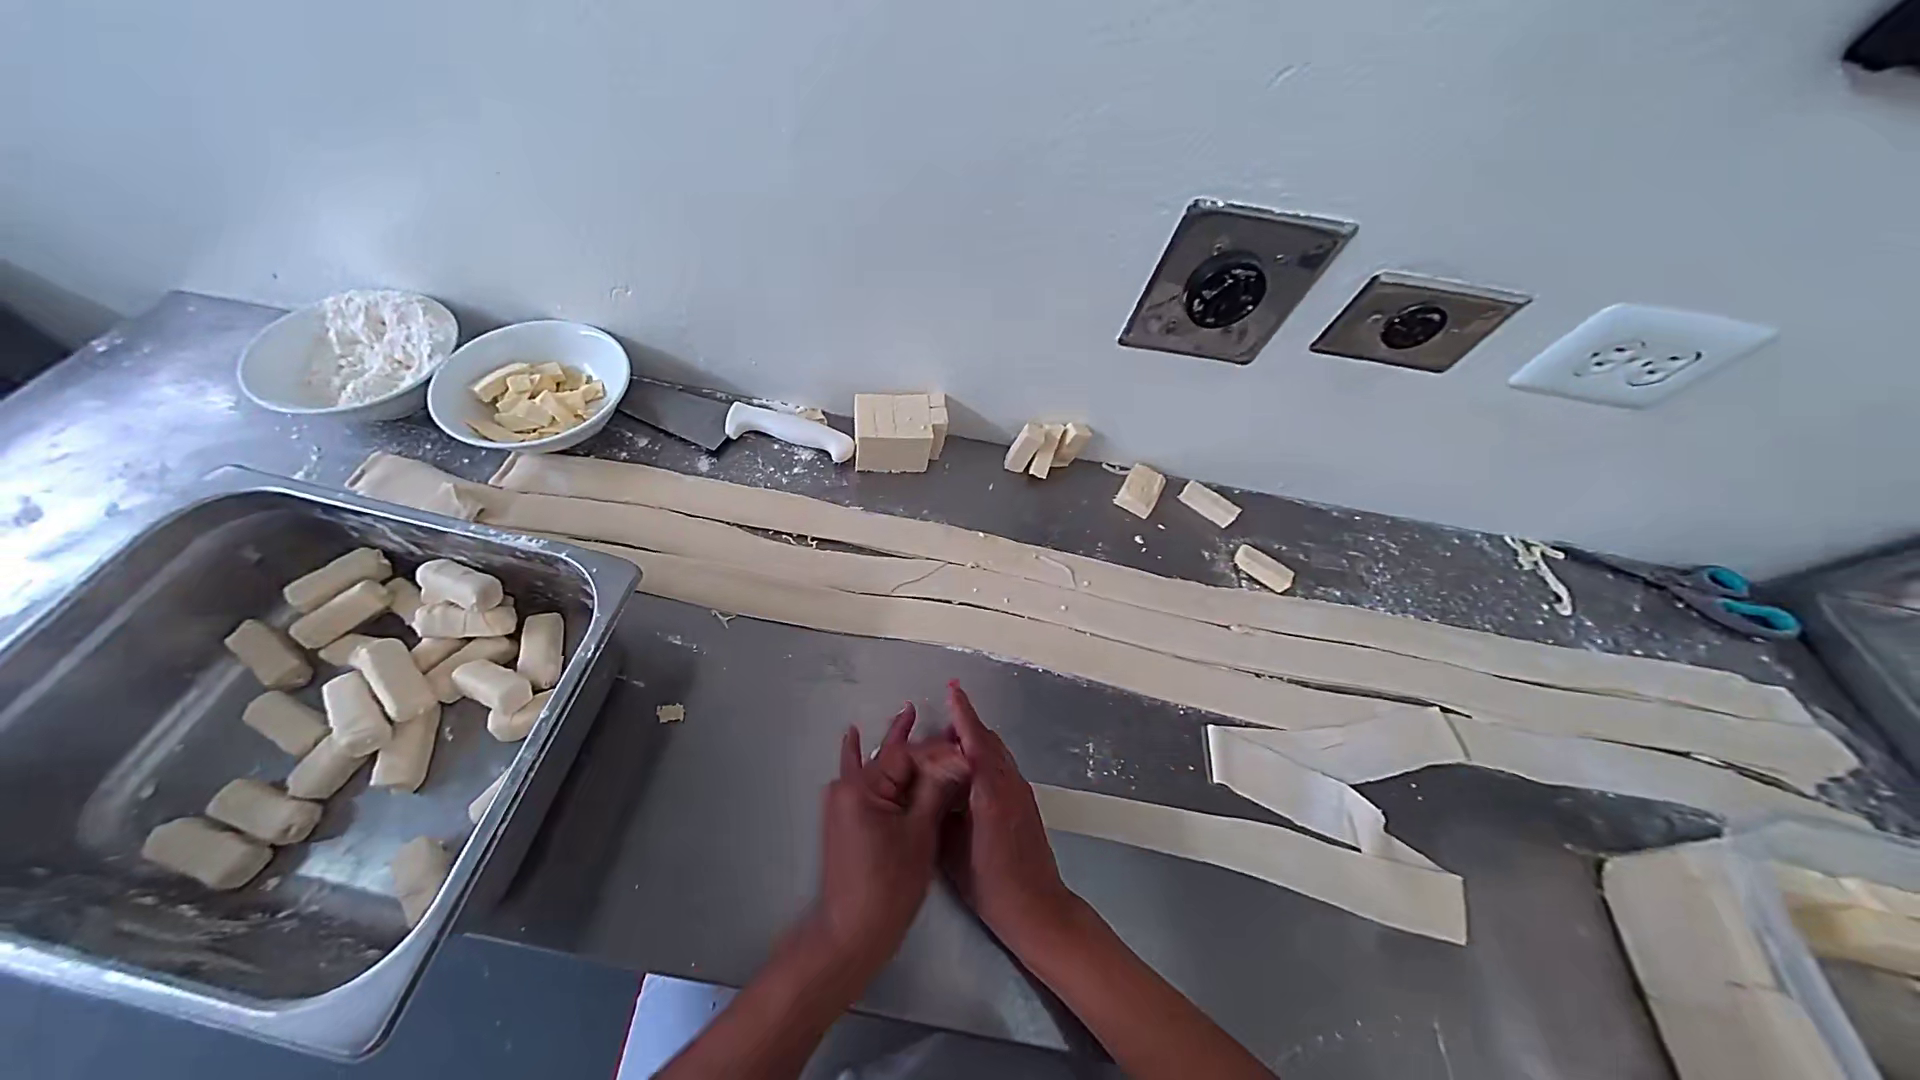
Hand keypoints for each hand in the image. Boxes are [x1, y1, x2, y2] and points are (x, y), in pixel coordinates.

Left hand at [814, 703, 968, 972]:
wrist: (851, 934)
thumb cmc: (889, 886)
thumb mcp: (919, 834)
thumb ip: (935, 789)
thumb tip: (960, 756)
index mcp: (864, 787)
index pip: (908, 755)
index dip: (940, 752)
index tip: (968, 751)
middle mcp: (847, 787)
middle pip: (893, 758)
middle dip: (920, 744)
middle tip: (949, 728)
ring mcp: (843, 801)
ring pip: (878, 766)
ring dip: (897, 747)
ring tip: (909, 713)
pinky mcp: (845, 816)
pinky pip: (855, 778)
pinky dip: (859, 756)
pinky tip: (854, 734)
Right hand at [932, 681, 1077, 947]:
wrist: (1037, 908)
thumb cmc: (991, 884)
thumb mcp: (953, 849)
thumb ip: (944, 808)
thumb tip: (932, 781)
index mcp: (991, 790)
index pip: (975, 740)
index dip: (962, 713)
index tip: (952, 689)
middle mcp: (1010, 783)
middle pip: (988, 741)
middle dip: (966, 724)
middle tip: (940, 718)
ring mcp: (1021, 792)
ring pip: (997, 753)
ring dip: (976, 740)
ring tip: (950, 740)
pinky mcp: (1025, 803)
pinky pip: (1002, 767)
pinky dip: (985, 758)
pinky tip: (969, 771)